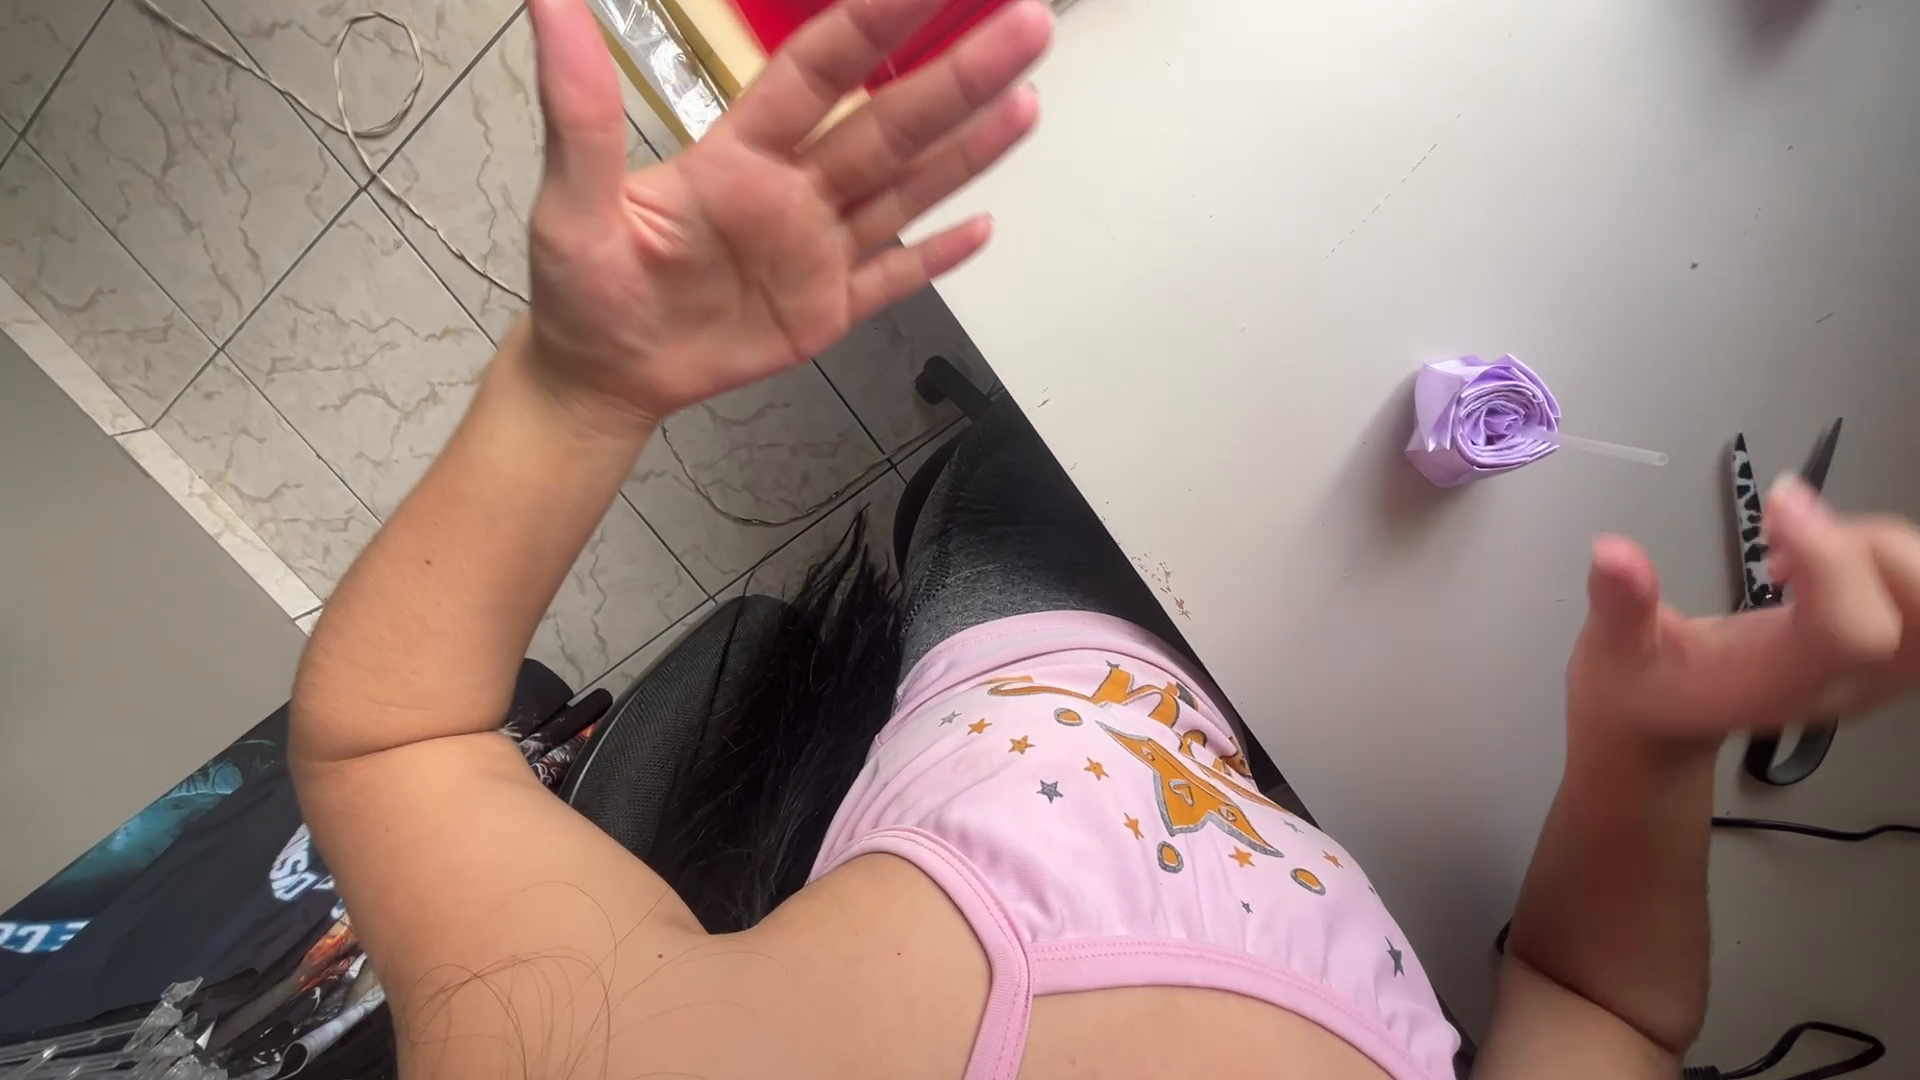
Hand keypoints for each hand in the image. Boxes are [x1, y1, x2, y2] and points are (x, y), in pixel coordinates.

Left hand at [520, 0, 1050, 430]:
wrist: (611, 371)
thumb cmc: (585, 289)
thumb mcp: (573, 203)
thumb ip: (582, 114)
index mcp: (740, 157)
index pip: (820, 70)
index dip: (877, 23)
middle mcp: (794, 193)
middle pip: (889, 125)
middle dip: (958, 78)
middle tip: (1026, 27)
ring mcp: (820, 254)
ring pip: (905, 193)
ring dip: (966, 153)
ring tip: (1025, 108)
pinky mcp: (830, 309)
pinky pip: (894, 280)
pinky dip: (937, 259)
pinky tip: (979, 229)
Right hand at [1568, 475, 1919, 751]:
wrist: (1659, 721)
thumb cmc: (1636, 689)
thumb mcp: (1609, 647)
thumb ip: (1618, 602)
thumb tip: (1613, 552)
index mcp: (1776, 683)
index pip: (1849, 629)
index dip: (1829, 560)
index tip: (1778, 507)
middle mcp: (1843, 680)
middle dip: (1865, 544)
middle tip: (1786, 527)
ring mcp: (1874, 669)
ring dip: (1877, 549)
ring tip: (1798, 543)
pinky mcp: (1881, 649)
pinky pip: (1919, 598)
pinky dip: (1883, 560)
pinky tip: (1819, 555)